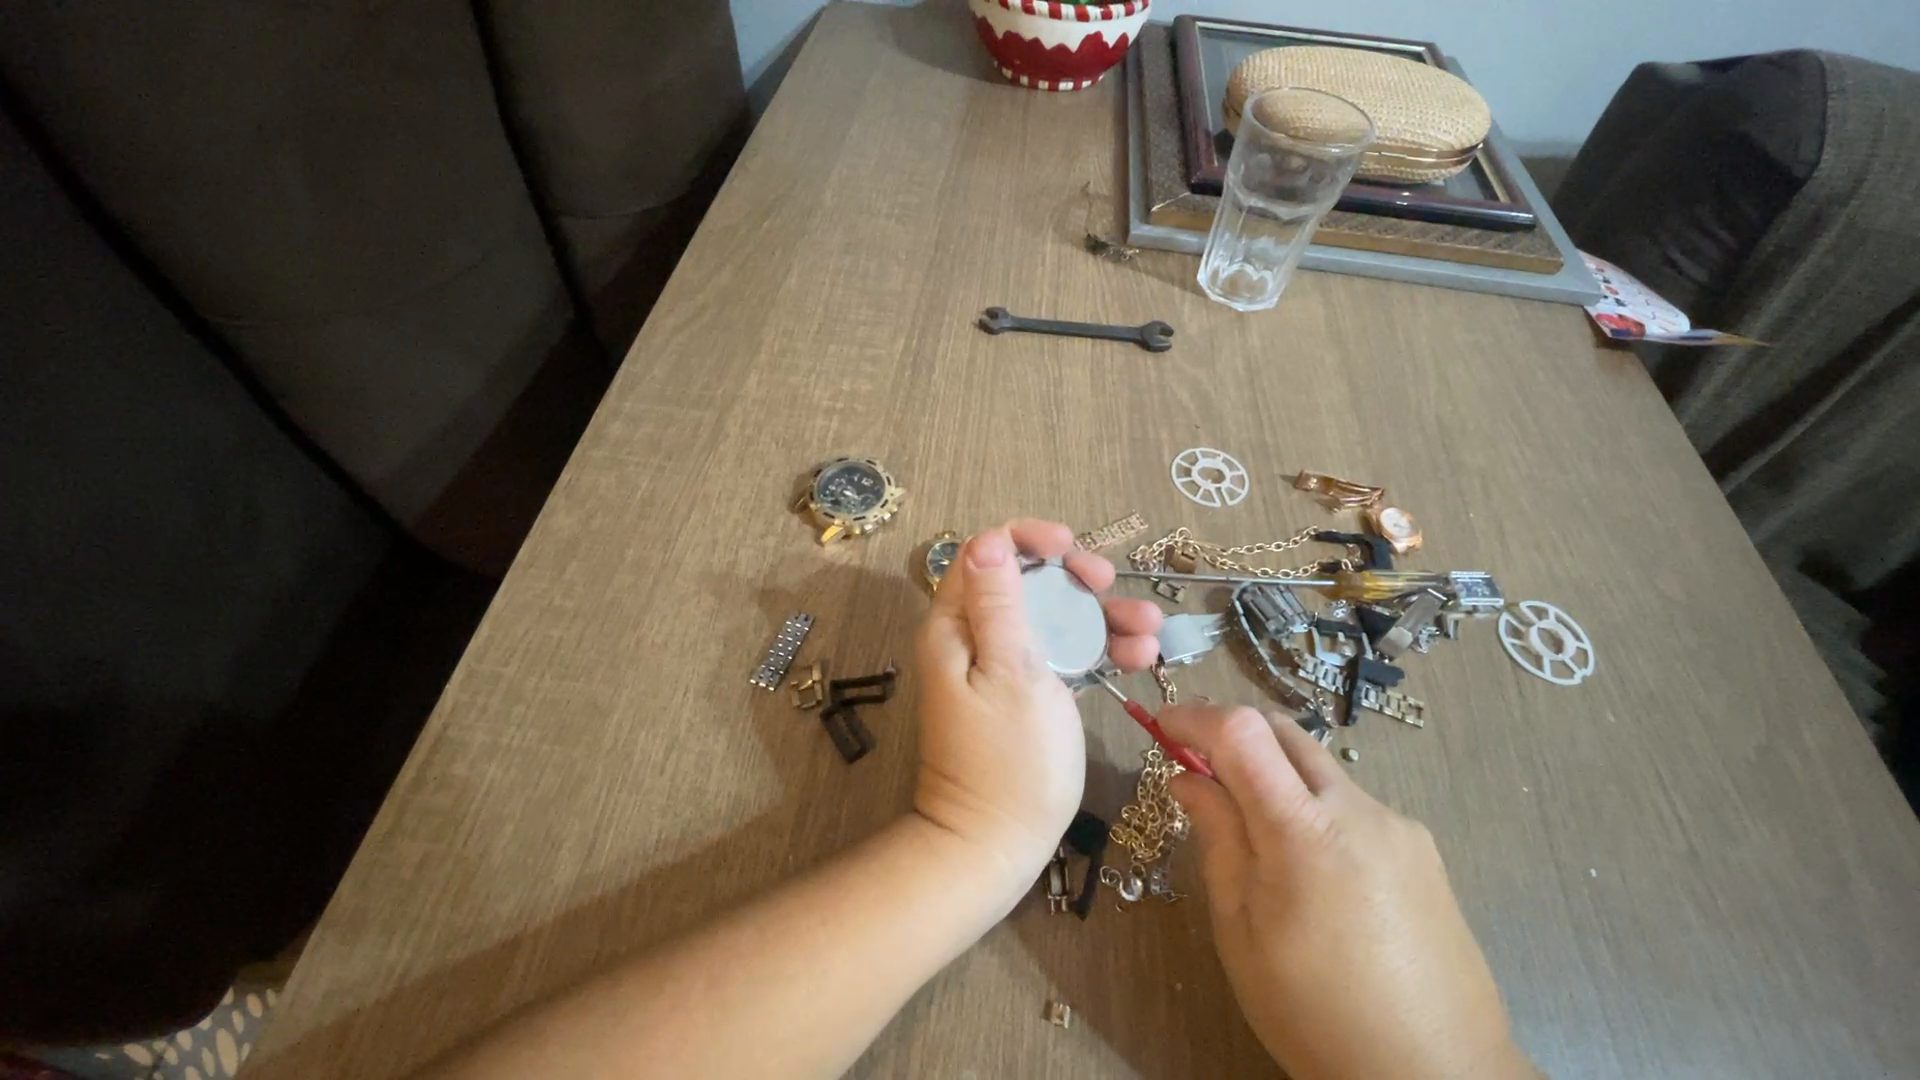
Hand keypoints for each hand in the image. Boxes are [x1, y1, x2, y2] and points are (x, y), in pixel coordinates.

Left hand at [913, 520, 1161, 889]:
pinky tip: (1139, 655)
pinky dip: (1098, 651)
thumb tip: (985, 540)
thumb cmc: (1007, 759)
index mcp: (957, 626)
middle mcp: (976, 638)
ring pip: (1054, 619)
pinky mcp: (1029, 694)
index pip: (984, 554)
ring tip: (1150, 630)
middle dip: (1073, 579)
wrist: (996, 846)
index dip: (1027, 539)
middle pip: (1027, 582)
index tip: (1070, 547)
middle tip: (1109, 587)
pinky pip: (1064, 655)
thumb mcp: (1009, 672)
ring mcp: (1004, 667)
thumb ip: (1000, 603)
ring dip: (1101, 617)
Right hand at [1163, 706, 1537, 1079]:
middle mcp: (1358, 809)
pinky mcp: (1423, 850)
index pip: (1242, 731)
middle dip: (1230, 733)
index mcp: (1304, 831)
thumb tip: (1187, 778)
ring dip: (1273, 772)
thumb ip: (1217, 839)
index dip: (1195, 715)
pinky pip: (1352, 804)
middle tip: (1194, 767)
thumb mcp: (1241, 930)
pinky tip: (1308, 867)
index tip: (1162, 725)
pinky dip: (1312, 806)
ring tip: (1249, 828)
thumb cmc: (1315, 1013)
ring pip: (1319, 768)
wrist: (1440, 1079)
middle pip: (1283, 731)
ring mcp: (1399, 827)